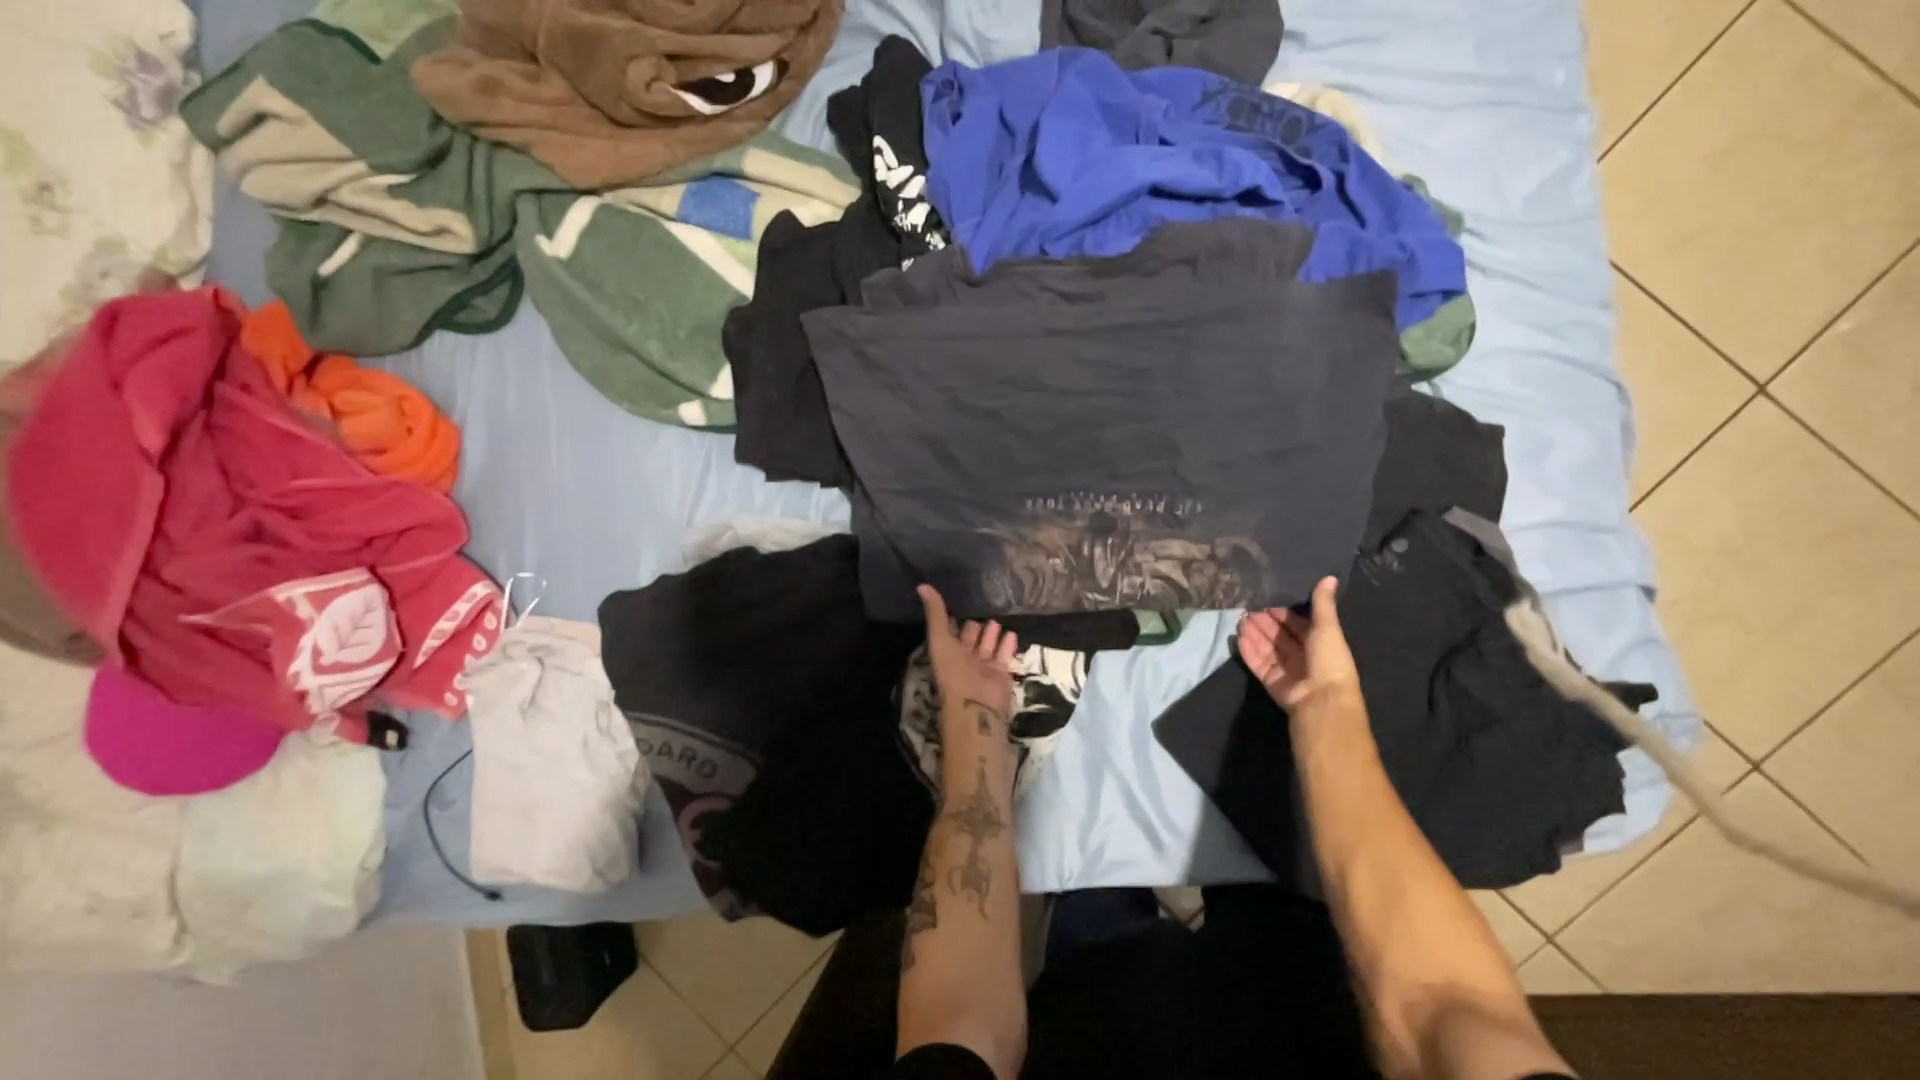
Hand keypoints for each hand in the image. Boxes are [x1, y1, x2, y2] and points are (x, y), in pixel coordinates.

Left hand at [917, 585, 1019, 737]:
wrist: (976, 704)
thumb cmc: (953, 670)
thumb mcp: (940, 638)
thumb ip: (936, 613)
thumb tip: (922, 585)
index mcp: (946, 652)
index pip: (950, 632)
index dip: (953, 618)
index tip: (959, 600)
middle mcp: (963, 659)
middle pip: (971, 639)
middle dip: (975, 626)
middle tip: (982, 608)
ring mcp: (983, 667)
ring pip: (988, 646)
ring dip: (992, 634)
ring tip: (997, 617)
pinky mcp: (1000, 673)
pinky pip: (1004, 655)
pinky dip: (1007, 644)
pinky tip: (1012, 632)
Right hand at [1237, 576, 1361, 712]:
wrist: (1322, 700)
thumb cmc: (1329, 660)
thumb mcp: (1327, 627)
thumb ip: (1323, 603)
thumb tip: (1330, 576)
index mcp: (1319, 641)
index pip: (1297, 623)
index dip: (1282, 612)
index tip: (1265, 598)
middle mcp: (1303, 655)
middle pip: (1279, 635)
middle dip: (1264, 622)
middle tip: (1246, 607)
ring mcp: (1286, 669)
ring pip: (1267, 648)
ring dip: (1254, 634)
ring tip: (1239, 619)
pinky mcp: (1272, 682)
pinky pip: (1258, 664)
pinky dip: (1249, 652)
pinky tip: (1238, 638)